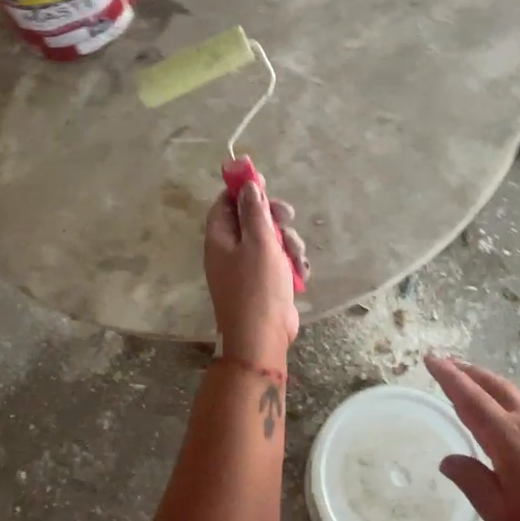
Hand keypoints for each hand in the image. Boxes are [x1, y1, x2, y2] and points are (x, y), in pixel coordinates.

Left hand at [203, 183, 305, 363]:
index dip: (243, 190)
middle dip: (273, 218)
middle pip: (251, 219)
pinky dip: (290, 263)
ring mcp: (246, 268)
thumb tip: (248, 185)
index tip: (263, 182)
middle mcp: (229, 250)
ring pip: (270, 239)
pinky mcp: (264, 282)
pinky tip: (300, 273)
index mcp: (219, 238)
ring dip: (288, 243)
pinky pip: (278, 261)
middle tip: (288, 218)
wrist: (262, 338)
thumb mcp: (259, 242)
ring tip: (295, 258)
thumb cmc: (257, 287)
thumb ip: (254, 211)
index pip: (225, 203)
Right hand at [425, 355, 519, 520]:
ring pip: (518, 397)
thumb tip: (449, 459)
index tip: (430, 358)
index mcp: (508, 437)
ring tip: (477, 388)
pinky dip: (513, 405)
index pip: (469, 397)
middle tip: (449, 363)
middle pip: (496, 386)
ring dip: (492, 386)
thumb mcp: (503, 519)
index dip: (448, 376)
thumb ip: (473, 484)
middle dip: (470, 371)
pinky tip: (515, 425)